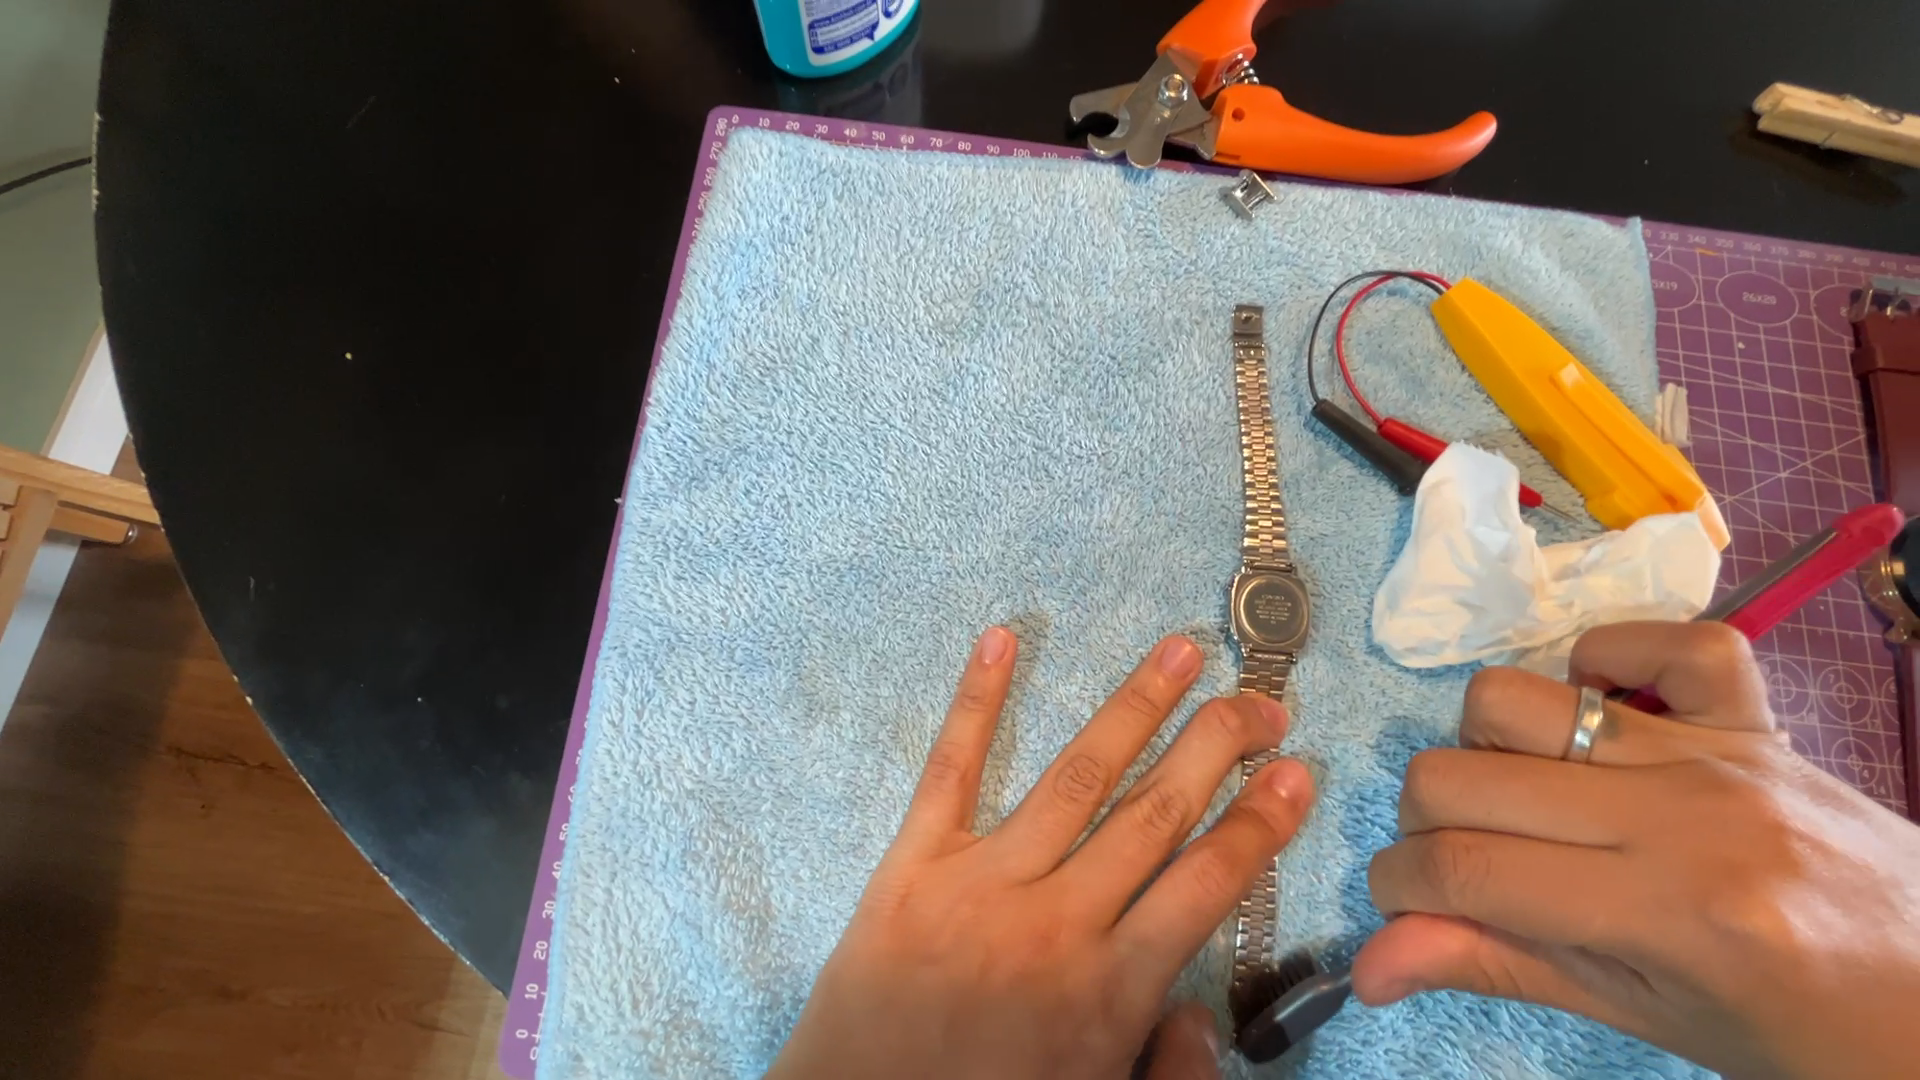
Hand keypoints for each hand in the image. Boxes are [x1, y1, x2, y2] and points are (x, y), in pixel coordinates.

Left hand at [767, 628, 1316, 1079]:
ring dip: (1136, 706)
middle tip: (1259, 700)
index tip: (1296, 772)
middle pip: (1155, 813)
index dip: (1259, 824)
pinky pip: (950, 768)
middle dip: (1215, 748)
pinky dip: (976, 700)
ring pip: (1078, 776)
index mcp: (1108, 987)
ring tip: (1179, 652)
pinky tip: (1001, 637)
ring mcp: (983, 879)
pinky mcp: (914, 860)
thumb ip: (1166, 1070)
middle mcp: (1057, 919)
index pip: (1206, 882)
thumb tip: (1201, 1008)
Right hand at [1353, 621, 1919, 1079]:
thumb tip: (1364, 970)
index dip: (1397, 884)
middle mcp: (1682, 817)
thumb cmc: (1799, 1033)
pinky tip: (1601, 714)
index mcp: (1666, 913)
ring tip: (1524, 793)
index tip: (1401, 900)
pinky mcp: (1750, 716)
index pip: (1462, 871)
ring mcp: (1716, 753)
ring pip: (1511, 697)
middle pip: (1456, 776)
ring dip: (1483, 747)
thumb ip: (1490, 967)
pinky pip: (1666, 639)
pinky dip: (1607, 659)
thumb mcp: (1637, 1018)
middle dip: (1422, 823)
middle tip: (1464, 858)